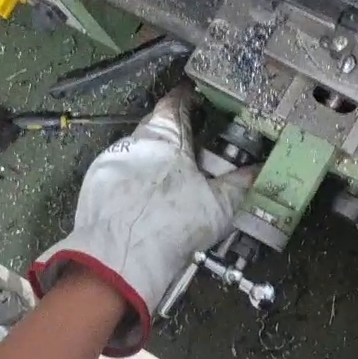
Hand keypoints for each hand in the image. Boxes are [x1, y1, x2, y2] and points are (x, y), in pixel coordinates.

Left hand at [30, 87, 252, 355]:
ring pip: (136, 152)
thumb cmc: (171, 227)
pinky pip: (119, 176)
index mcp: (164, 137)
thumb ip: (242, 184)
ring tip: (171, 181)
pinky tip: (146, 202)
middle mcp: (133, 142)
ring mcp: (111, 164)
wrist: (120, 260)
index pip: (175, 103)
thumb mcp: (218, 206)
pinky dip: (134, 183)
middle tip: (192, 144)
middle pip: (155, 127)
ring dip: (153, 161)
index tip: (196, 98)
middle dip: (173, 133)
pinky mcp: (95, 187)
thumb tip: (262, 172)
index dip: (188, 98)